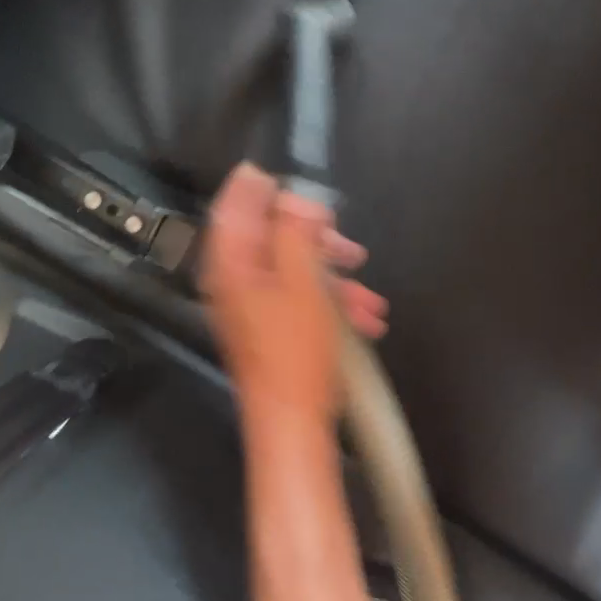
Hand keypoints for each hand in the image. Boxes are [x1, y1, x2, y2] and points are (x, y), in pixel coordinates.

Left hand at [202, 163, 388, 423]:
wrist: (293, 422)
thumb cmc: (296, 350)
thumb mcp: (302, 281)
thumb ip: (296, 232)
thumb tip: (297, 198)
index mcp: (231, 265)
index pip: (234, 207)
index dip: (260, 187)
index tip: (294, 178)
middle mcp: (234, 283)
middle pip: (271, 241)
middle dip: (316, 241)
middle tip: (348, 243)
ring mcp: (253, 309)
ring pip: (294, 273)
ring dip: (334, 277)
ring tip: (370, 295)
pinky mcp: (273, 331)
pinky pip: (302, 301)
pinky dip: (332, 303)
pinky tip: (367, 318)